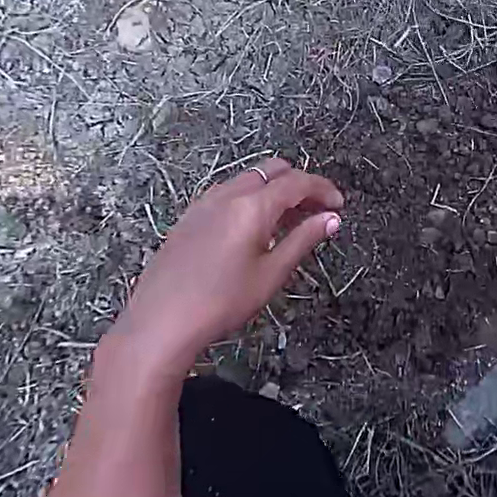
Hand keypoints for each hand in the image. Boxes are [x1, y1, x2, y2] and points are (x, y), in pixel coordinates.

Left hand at [101, 158, 342, 380]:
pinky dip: (252, 197)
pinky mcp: (190, 217)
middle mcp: (228, 196)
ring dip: (276, 189)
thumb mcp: (272, 273)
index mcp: (252, 207)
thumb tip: (330, 219)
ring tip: (291, 221)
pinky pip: (230, 192)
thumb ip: (304, 239)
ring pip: (251, 178)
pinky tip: (256, 228)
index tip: (338, 205)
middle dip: (301, 184)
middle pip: (274, 170)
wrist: (158, 326)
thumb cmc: (220, 303)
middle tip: (317, 210)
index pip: (298, 182)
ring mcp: (205, 204)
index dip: (324, 189)